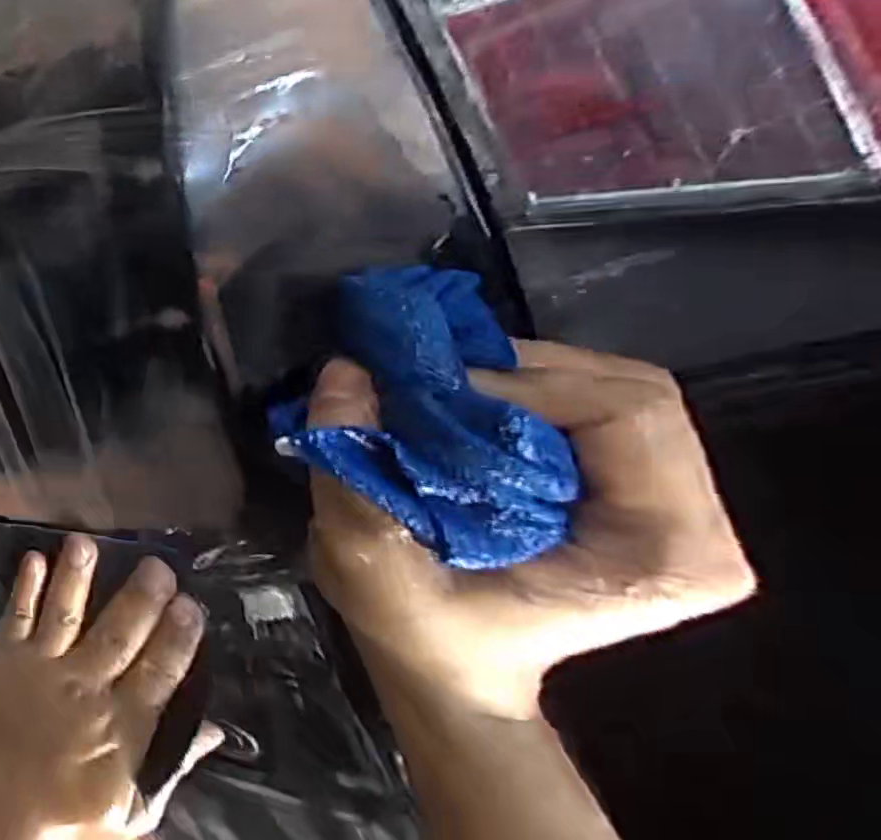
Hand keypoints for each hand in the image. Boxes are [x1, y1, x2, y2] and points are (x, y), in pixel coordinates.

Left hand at [0, 534, 219, 837]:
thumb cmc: (69, 814)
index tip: (191, 604)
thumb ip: (171, 764)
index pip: (157, 673)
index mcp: (121, 725)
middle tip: (157, 565)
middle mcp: (84, 687)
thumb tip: (213, 730)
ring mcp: (41, 666)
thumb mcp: (133, 808)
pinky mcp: (6, 656)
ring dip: (75, 577)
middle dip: (139, 598)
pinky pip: (18, 616)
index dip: (176, 638)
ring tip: (85, 543)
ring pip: (64, 614)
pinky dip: (25, 587)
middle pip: (117, 635)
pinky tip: (34, 557)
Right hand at [306, 340, 756, 719]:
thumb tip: (344, 370)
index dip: (518, 388)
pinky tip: (455, 410)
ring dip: (507, 378)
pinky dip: (509, 390)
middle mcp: (690, 521)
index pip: (623, 413)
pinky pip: (583, 401)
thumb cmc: (419, 632)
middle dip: (512, 373)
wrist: (447, 666)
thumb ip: (350, 472)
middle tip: (426, 388)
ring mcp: (665, 502)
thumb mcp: (367, 563)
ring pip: (604, 384)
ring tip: (434, 397)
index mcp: (660, 551)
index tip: (427, 400)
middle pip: (625, 388)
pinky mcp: (624, 487)